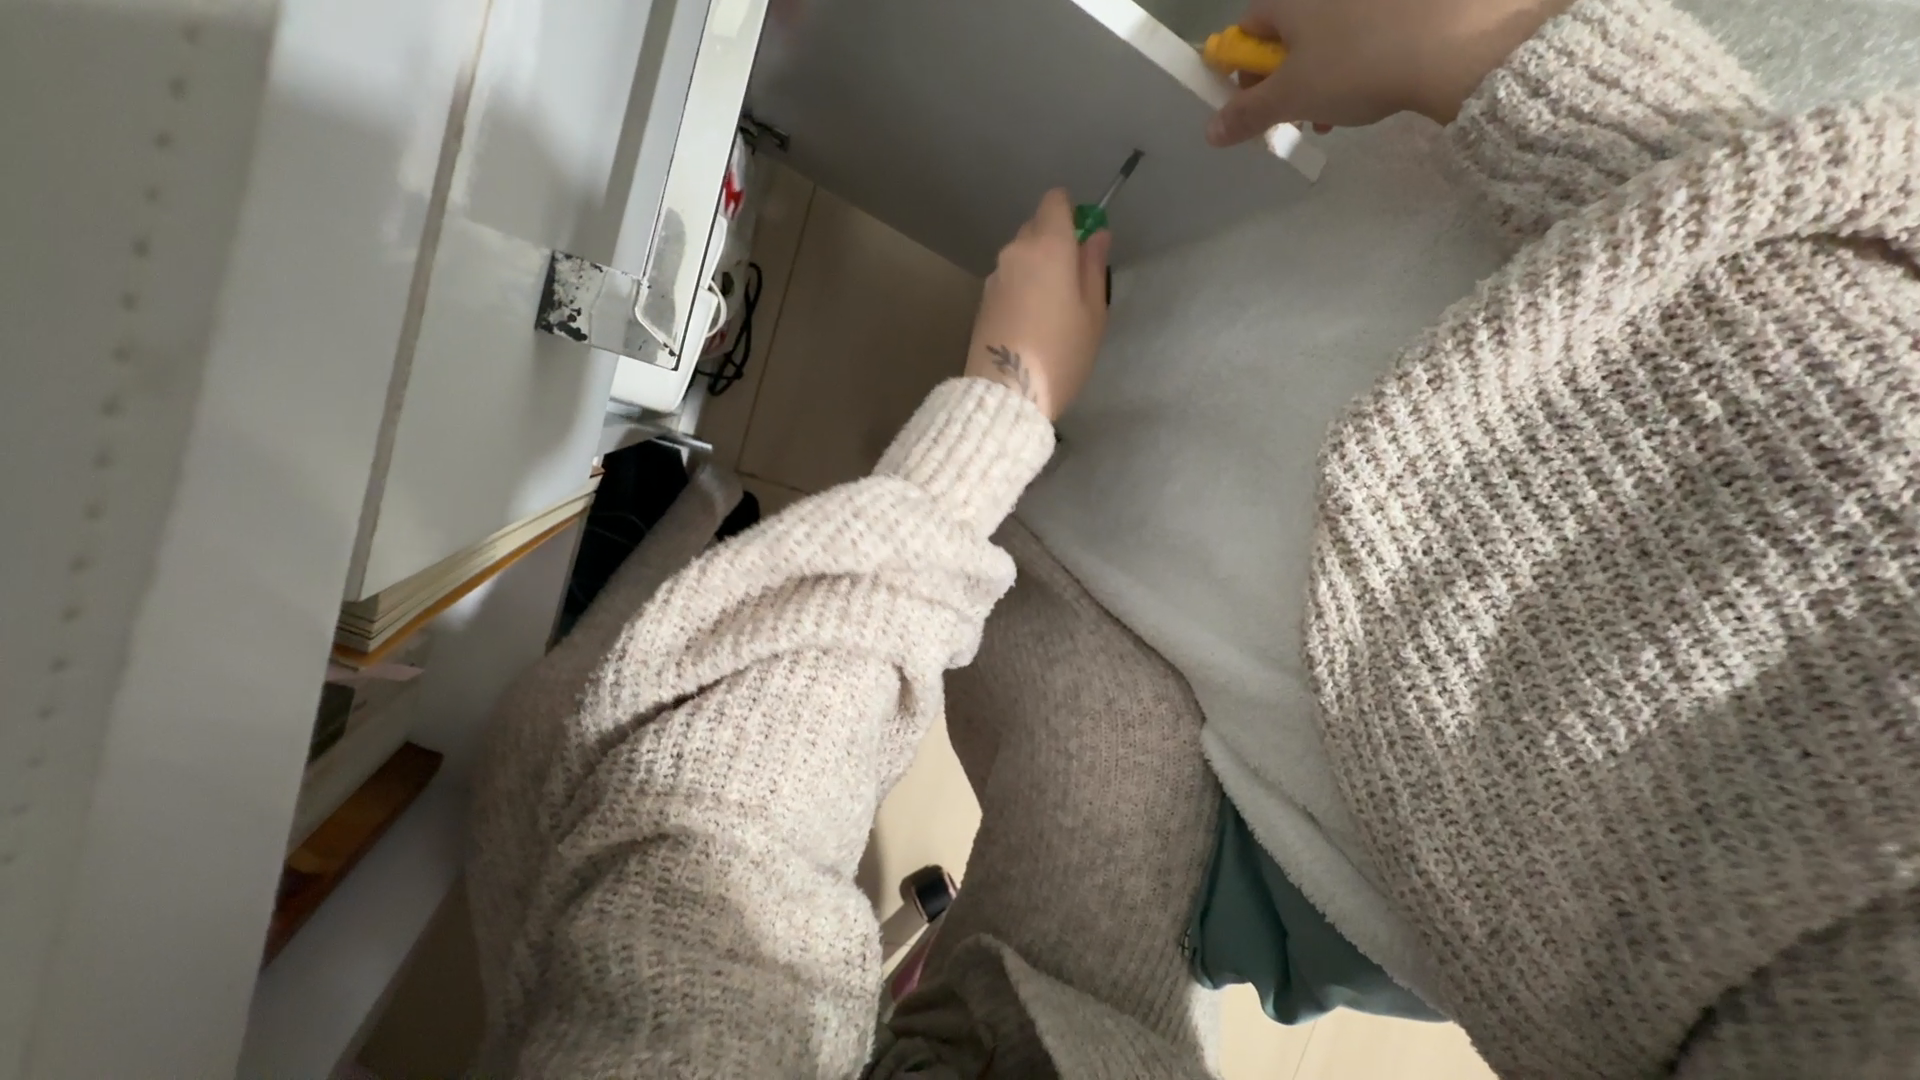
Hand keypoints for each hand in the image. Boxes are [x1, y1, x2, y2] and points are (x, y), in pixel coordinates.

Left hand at [962, 189, 1111, 420]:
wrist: (1006, 394)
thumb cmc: (1061, 354)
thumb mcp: (1093, 313)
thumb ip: (1094, 267)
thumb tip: (1096, 235)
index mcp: (1047, 246)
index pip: (1056, 201)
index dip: (1072, 214)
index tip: (1083, 244)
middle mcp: (1015, 252)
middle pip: (1036, 228)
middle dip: (1055, 244)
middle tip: (1073, 286)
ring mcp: (994, 277)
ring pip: (1020, 257)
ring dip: (1036, 271)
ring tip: (1050, 313)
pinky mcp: (982, 302)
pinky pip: (1008, 281)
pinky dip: (1021, 291)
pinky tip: (1030, 325)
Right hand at [1205, 0, 1573, 145]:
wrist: (1455, 43)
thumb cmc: (1356, 65)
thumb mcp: (1291, 98)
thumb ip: (1246, 115)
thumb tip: (1211, 131)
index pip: (1248, 29)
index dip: (1243, 72)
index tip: (1253, 105)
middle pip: (1289, 35)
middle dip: (1285, 81)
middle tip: (1295, 117)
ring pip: (1328, 37)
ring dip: (1321, 79)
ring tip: (1334, 115)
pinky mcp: (1405, 5)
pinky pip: (1366, 31)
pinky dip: (1357, 62)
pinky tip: (1370, 90)